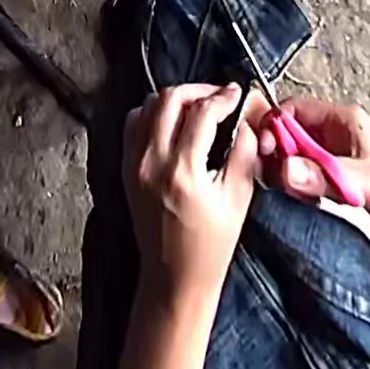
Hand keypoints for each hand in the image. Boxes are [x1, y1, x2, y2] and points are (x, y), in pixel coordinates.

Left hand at [123, 84, 261, 295]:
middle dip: (198, 90)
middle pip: (170, 98)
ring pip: (149, 104)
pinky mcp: (125, 167)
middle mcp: (152, 162)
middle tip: (218, 96)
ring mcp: (134, 163)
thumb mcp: (239, 197)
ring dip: (176, 98)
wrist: (173, 278)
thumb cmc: (211, 245)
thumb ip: (244, 151)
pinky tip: (172, 121)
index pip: (202, 112)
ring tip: (198, 107)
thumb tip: (244, 118)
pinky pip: (134, 122)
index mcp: (183, 172)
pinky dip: (153, 112)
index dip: (223, 96)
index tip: (236, 93)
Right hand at [257, 99, 369, 260]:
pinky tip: (300, 199)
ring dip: (287, 168)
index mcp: (346, 119)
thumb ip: (324, 174)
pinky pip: (308, 171)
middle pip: (293, 129)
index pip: (296, 109)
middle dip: (278, 149)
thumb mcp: (364, 184)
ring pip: (298, 152)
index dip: (275, 126)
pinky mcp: (340, 176)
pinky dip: (299, 182)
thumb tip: (285, 167)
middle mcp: (340, 131)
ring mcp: (339, 154)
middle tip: (271, 176)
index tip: (264, 152)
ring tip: (284, 190)